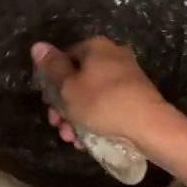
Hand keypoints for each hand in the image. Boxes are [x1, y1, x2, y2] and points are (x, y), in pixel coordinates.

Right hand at [30, 36, 178, 151]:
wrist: (149, 126)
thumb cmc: (102, 103)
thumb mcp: (68, 87)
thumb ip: (51, 68)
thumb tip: (38, 46)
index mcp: (96, 47)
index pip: (64, 58)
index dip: (51, 82)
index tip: (48, 104)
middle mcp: (113, 55)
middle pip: (78, 78)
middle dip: (63, 105)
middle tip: (58, 125)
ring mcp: (126, 76)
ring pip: (91, 94)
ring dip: (77, 116)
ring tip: (72, 139)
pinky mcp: (135, 95)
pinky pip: (107, 104)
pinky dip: (95, 119)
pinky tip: (87, 140)